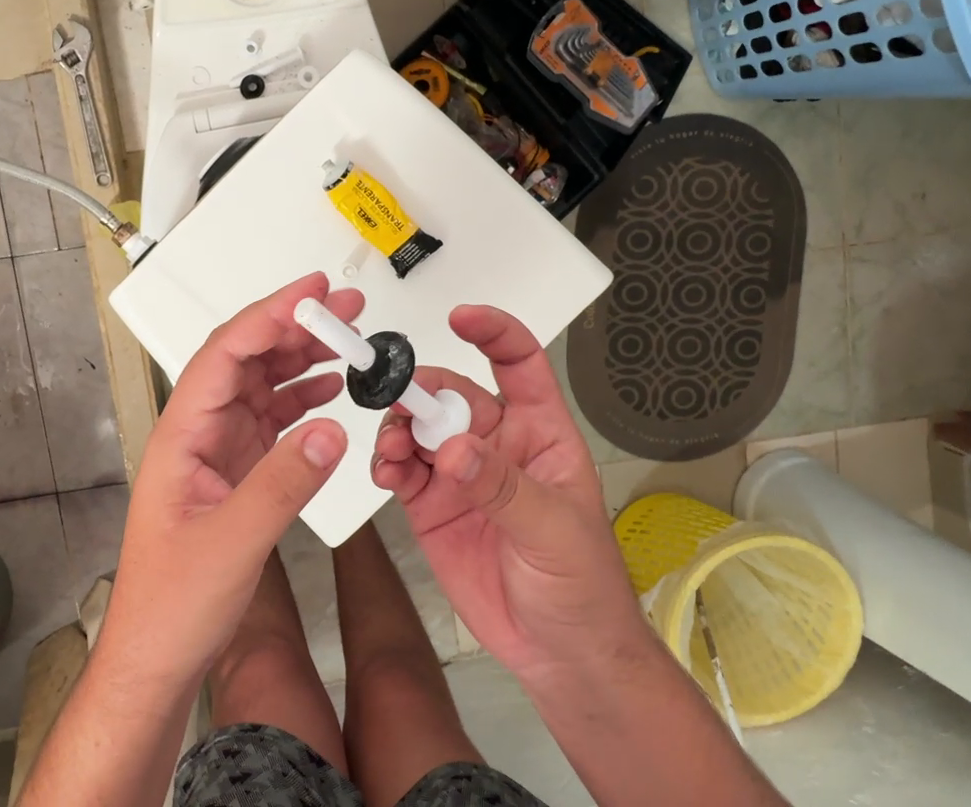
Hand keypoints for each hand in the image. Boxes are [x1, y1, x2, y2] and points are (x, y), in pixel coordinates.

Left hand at [103, 272, 364, 681]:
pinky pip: (272, 420)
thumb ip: (282, 484)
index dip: (268, 316)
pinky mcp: (236, 472)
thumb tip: (331, 430)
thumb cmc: (172, 604)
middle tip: (345, 308)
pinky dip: (302, 400)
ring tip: (347, 340)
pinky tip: (329, 392)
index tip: (313, 293)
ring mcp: (218, 451)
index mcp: (181, 435)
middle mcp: (197, 433)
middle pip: (246, 360)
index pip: (225, 354)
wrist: (157, 655)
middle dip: (293, 326)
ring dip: (301, 358)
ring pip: (261, 386)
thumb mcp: (232, 543)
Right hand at [371, 305, 646, 677]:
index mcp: (541, 435)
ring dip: (399, 428)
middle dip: (423, 392)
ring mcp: (461, 474)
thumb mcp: (554, 531)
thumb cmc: (584, 586)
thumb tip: (455, 449)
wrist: (558, 653)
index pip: (520, 365)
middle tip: (402, 407)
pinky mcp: (432, 505)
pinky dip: (387, 463)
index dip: (494, 334)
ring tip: (393, 451)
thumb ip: (503, 487)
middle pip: (452, 395)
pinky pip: (402, 468)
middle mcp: (497, 446)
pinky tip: (387, 473)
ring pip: (420, 428)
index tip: (462, 317)